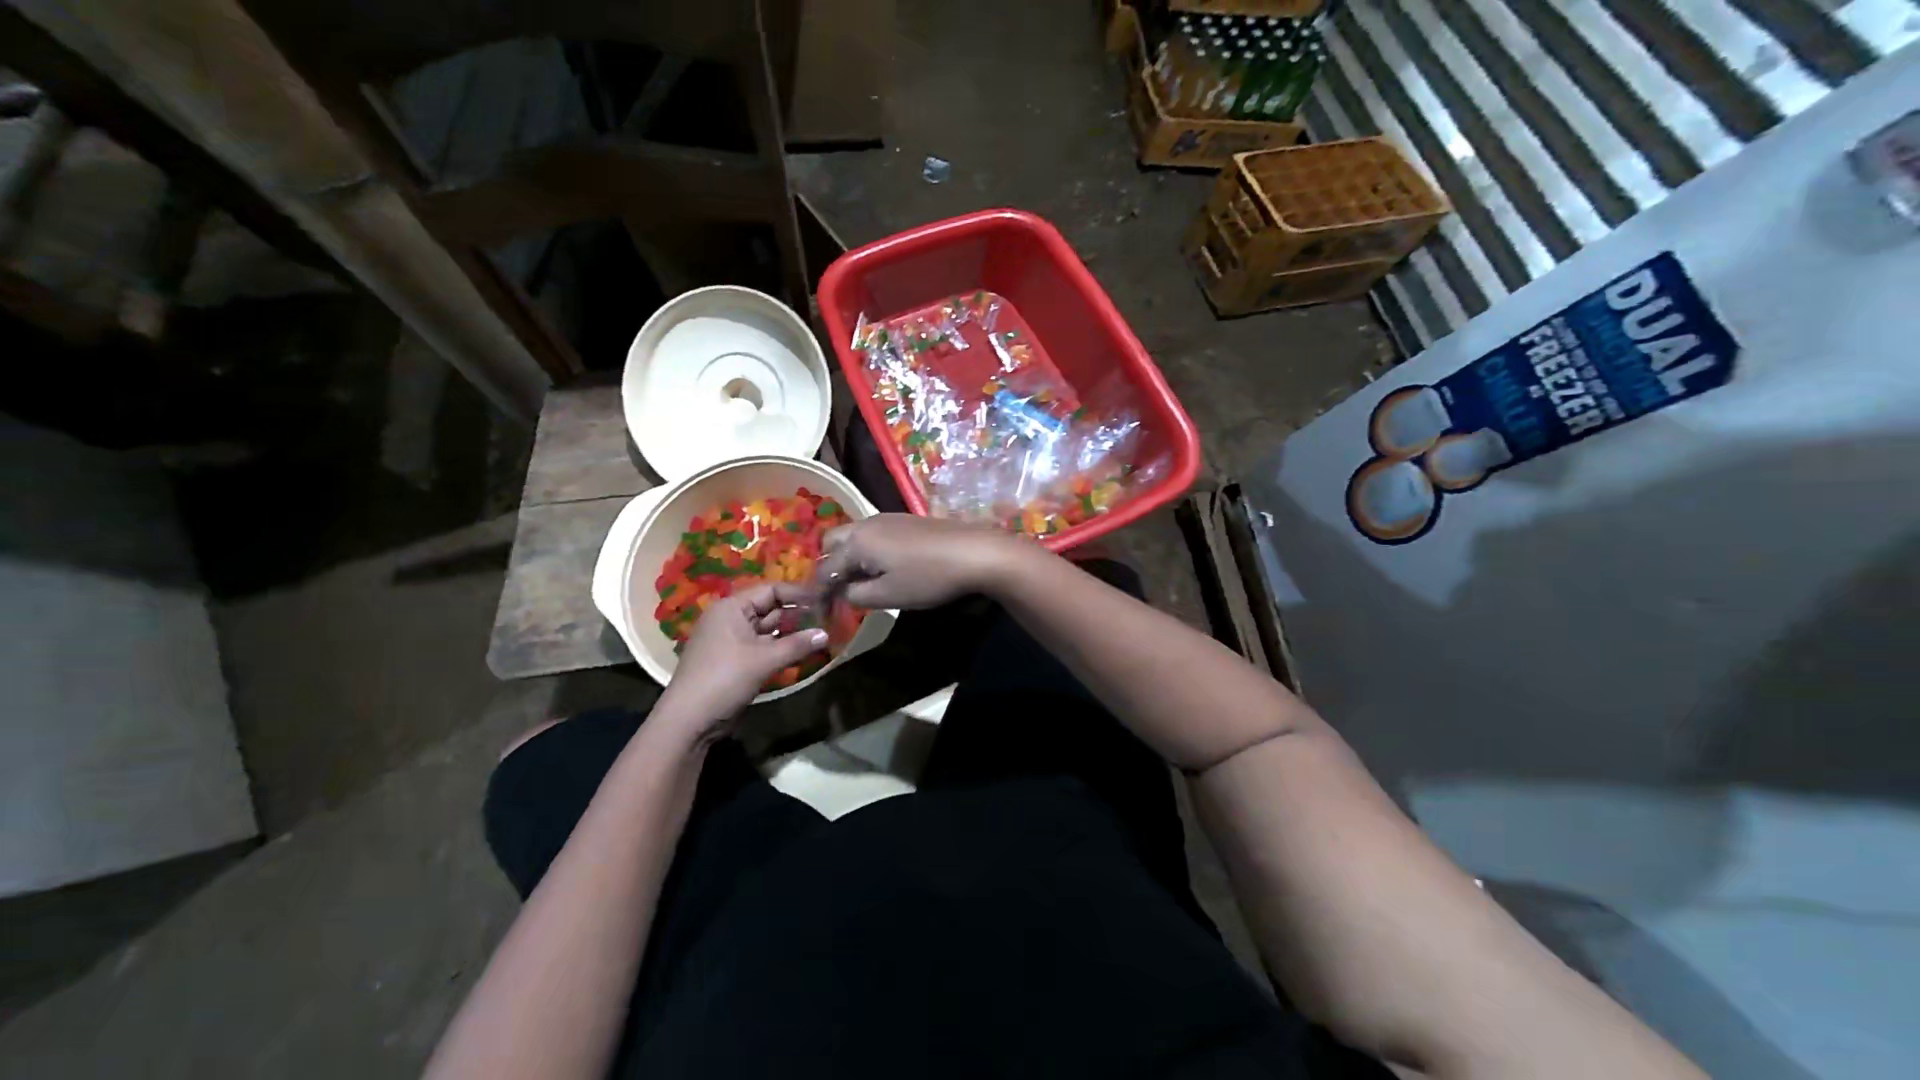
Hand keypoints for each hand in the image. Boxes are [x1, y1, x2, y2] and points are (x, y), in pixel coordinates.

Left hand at [657, 582, 828, 735]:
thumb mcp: (764, 660)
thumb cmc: (725, 678)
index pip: (770, 590)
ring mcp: (730, 640)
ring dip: (790, 634)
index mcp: (731, 607)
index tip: (824, 600)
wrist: (689, 719)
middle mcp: (730, 618)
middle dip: (796, 615)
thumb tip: (826, 634)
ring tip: (819, 635)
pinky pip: (761, 647)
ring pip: (767, 630)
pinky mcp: (733, 660)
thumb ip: (797, 645)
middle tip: (827, 619)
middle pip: (769, 608)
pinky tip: (800, 653)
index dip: (798, 594)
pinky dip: (779, 649)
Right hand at [816, 514, 1033, 610]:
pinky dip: (867, 550)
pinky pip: (873, 534)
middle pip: (832, 542)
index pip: (824, 567)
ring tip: (862, 581)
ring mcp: (887, 518)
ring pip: (853, 535)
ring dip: (849, 557)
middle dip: (829, 565)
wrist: (974, 552)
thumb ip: (856, 595)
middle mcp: (866, 523)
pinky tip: (884, 567)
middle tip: (839, 590)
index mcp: (857, 541)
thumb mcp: (888, 596)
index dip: (819, 591)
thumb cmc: (928, 577)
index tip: (822, 610)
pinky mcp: (905, 520)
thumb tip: (842, 591)